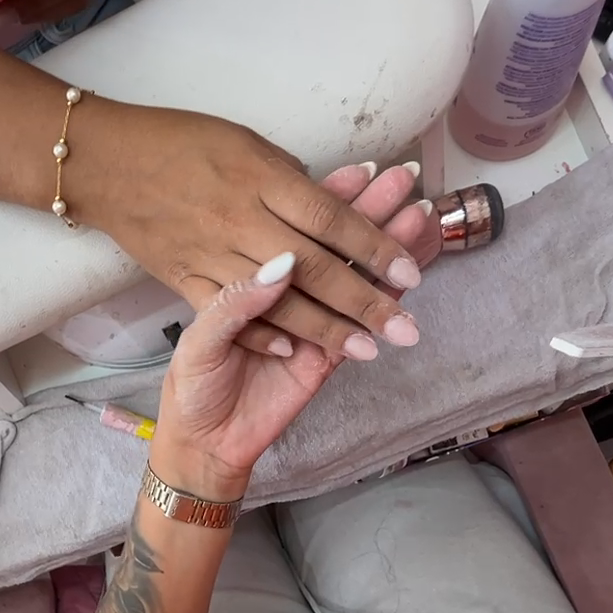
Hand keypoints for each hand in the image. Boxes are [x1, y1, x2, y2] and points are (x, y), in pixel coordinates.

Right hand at [75, 100, 434, 362]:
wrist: (103, 166)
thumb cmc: (177, 143)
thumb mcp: (241, 143)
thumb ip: (285, 183)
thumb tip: (327, 207)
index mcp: (262, 180)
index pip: (333, 220)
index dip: (376, 247)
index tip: (412, 273)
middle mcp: (241, 222)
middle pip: (318, 269)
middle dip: (366, 301)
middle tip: (408, 329)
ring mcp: (211, 257)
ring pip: (278, 302)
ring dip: (326, 330)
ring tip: (368, 349)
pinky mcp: (183, 283)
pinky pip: (227, 317)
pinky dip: (259, 335)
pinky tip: (292, 351)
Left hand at [148, 164, 430, 501]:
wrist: (202, 442)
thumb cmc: (192, 384)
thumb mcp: (200, 339)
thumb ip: (238, 302)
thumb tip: (285, 264)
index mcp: (250, 277)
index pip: (297, 231)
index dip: (329, 200)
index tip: (362, 170)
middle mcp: (284, 295)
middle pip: (333, 247)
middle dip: (369, 214)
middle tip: (405, 180)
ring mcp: (309, 325)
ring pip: (353, 280)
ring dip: (385, 250)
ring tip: (419, 215)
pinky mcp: (324, 360)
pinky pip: (358, 328)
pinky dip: (382, 305)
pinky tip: (407, 277)